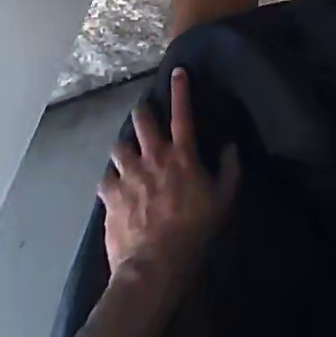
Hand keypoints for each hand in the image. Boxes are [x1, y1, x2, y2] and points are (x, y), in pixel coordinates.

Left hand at [100, 67, 240, 281]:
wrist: (154, 264)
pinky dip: (110, 177)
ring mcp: (129, 176)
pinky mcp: (110, 197)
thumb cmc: (194, 230)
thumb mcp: (224, 199)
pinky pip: (105, 178)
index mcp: (182, 155)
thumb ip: (230, 169)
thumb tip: (231, 146)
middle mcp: (153, 157)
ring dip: (124, 145)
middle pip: (143, 122)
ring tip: (126, 147)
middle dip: (142, 110)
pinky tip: (113, 182)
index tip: (177, 72)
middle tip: (143, 108)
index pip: (183, 113)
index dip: (181, 90)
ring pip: (119, 146)